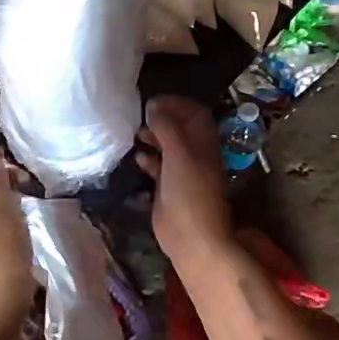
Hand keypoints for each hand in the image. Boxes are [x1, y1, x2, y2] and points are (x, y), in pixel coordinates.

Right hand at [136, 96, 233, 261]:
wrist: (192, 238)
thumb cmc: (189, 193)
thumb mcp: (179, 154)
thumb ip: (167, 128)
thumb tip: (153, 107)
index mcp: (204, 143)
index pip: (194, 112)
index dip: (176, 103)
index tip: (153, 101)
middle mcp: (195, 154)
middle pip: (180, 127)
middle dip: (161, 119)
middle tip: (139, 116)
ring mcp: (182, 171)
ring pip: (167, 146)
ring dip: (152, 137)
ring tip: (134, 133)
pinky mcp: (169, 188)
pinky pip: (158, 166)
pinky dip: (148, 159)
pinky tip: (136, 158)